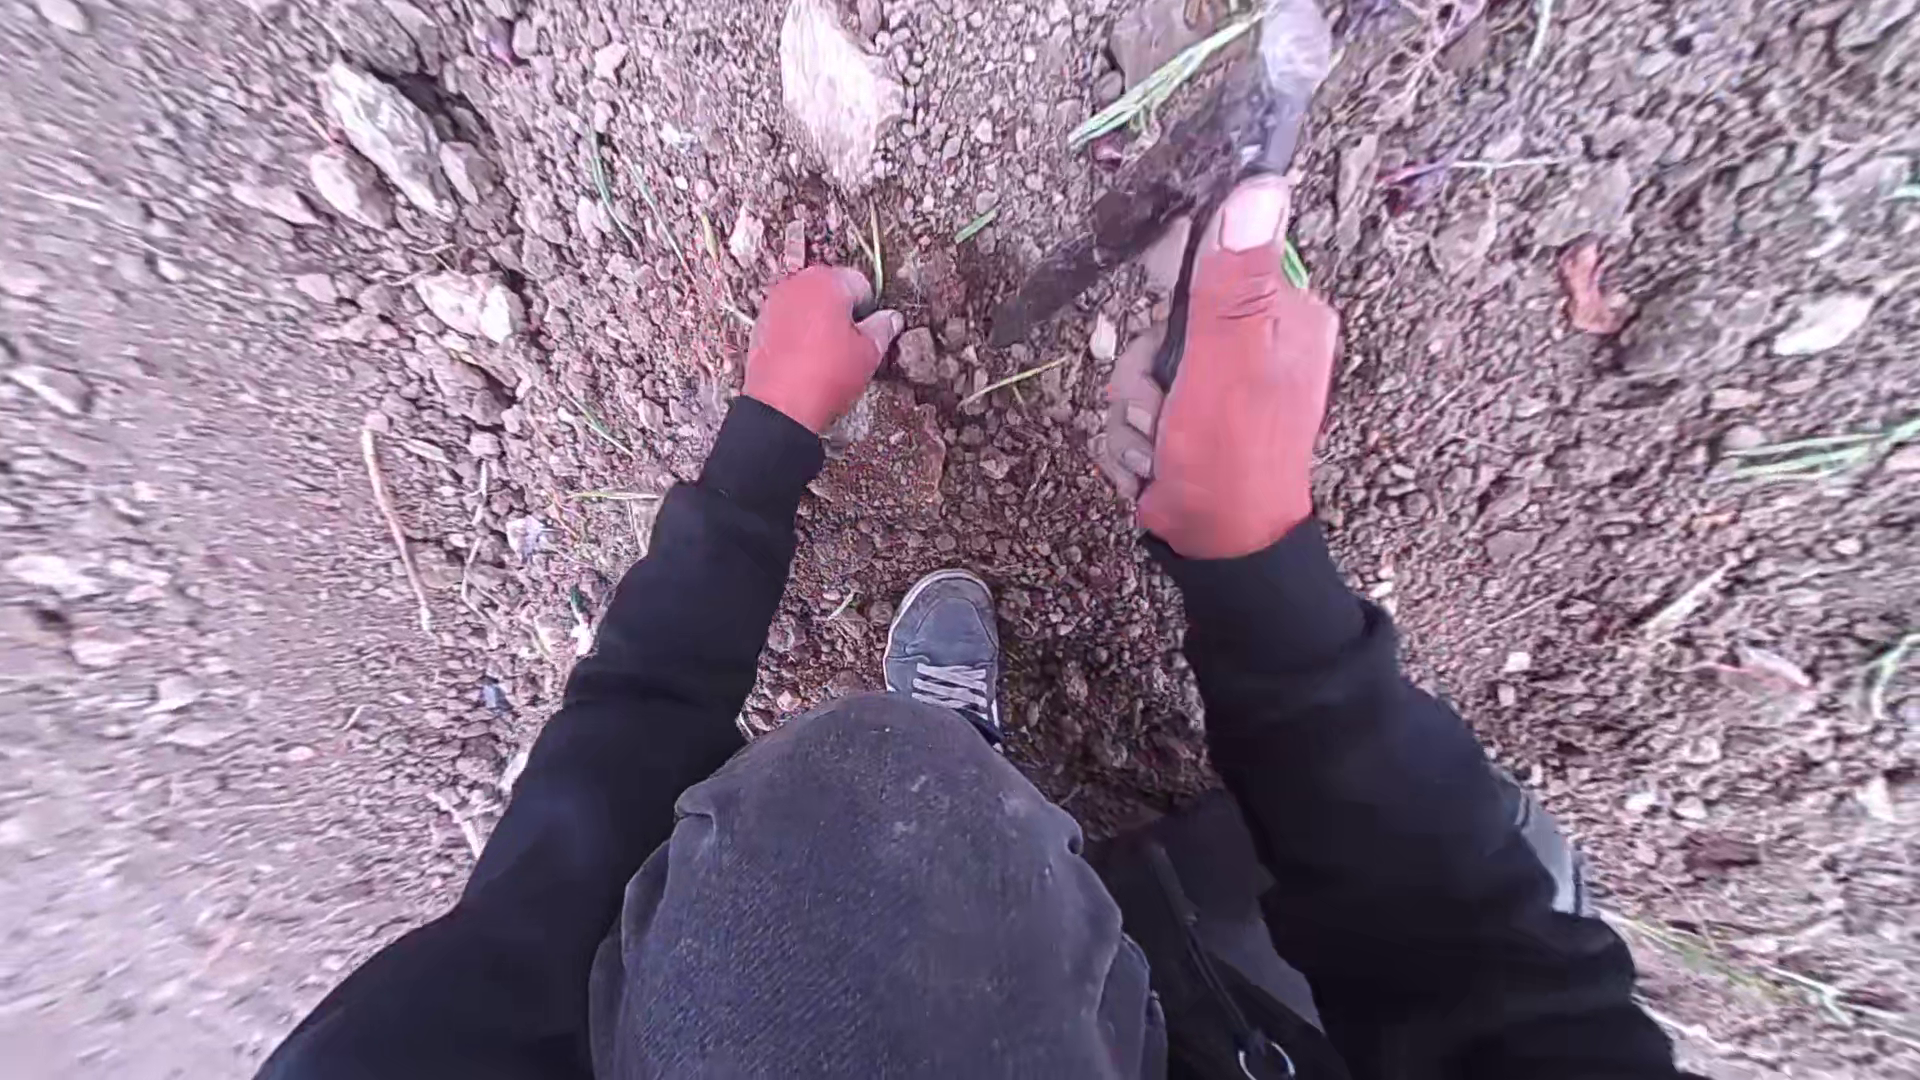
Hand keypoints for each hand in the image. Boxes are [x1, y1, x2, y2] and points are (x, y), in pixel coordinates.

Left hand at [744, 266, 902, 433]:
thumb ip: (883, 329)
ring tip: (829, 357)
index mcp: (828, 282)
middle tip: (853, 346)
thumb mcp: (868, 353)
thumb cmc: (825, 375)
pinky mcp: (760, 325)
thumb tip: (891, 319)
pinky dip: (801, 335)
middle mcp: (797, 283)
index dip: (872, 310)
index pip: (861, 283)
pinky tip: (808, 361)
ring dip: (822, 324)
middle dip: (845, 314)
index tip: (872, 333)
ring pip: (809, 306)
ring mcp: (775, 303)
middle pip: (832, 291)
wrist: (782, 405)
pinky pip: (790, 322)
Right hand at [1099, 176, 1338, 558]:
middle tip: (1163, 409)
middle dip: (1144, 376)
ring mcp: (1206, 386)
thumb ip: (1234, 285)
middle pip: (1158, 325)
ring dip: (1132, 415)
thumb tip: (1256, 186)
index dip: (1173, 295)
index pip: (1213, 265)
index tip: (1164, 333)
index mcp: (1278, 317)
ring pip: (1134, 371)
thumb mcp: (1230, 364)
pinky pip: (1128, 410)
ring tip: (1157, 447)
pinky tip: (1151, 464)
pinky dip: (1129, 440)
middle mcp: (1245, 345)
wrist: (1214, 541)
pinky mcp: (1176, 419)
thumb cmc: (1231, 456)